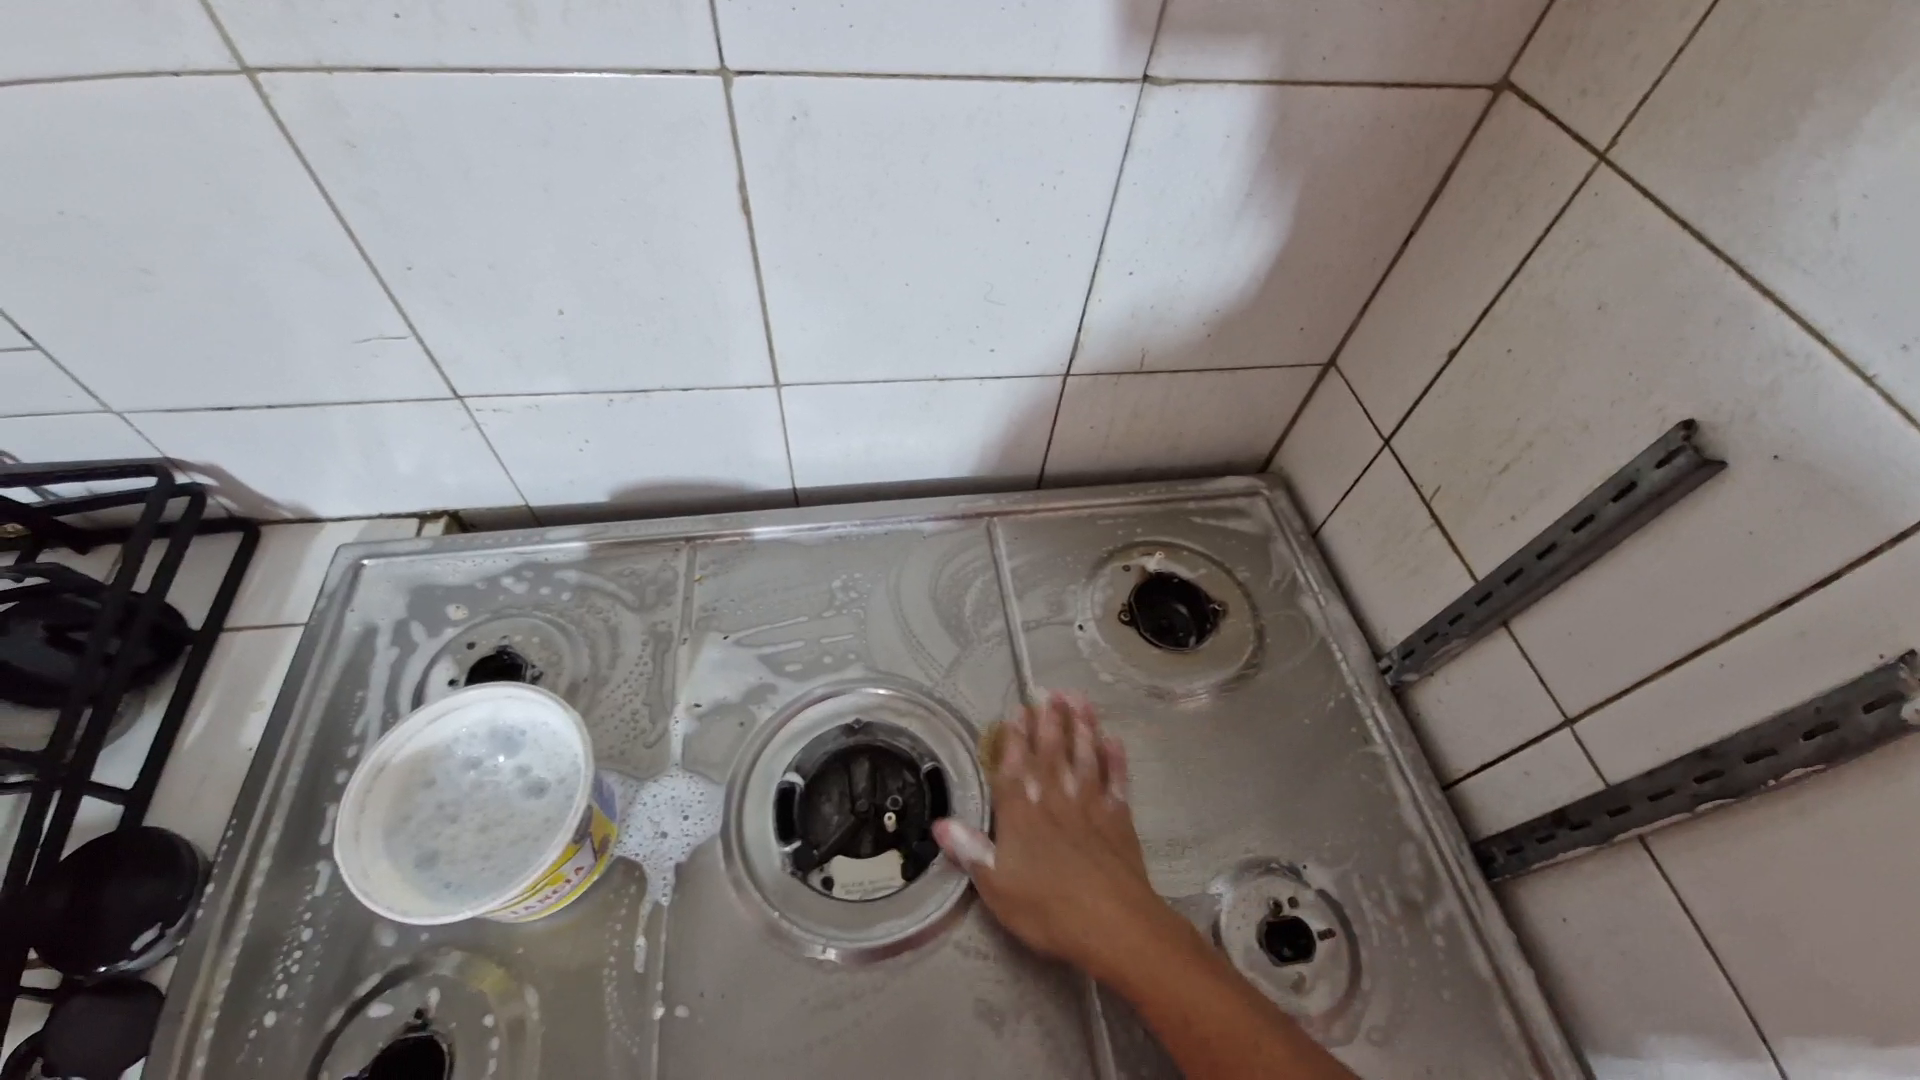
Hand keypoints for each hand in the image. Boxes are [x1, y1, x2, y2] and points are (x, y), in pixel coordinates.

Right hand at [933, 692, 1174, 980]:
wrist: (1114, 925)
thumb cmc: (1048, 910)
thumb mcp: (997, 889)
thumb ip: (971, 851)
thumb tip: (939, 823)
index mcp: (1022, 816)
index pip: (1014, 769)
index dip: (1014, 739)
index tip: (1017, 710)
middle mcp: (1055, 801)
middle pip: (1050, 754)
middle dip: (1049, 721)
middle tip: (1050, 691)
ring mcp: (1090, 807)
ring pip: (1084, 757)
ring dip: (1081, 727)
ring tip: (1079, 699)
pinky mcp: (1120, 819)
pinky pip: (1117, 781)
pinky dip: (1115, 759)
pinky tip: (1114, 740)